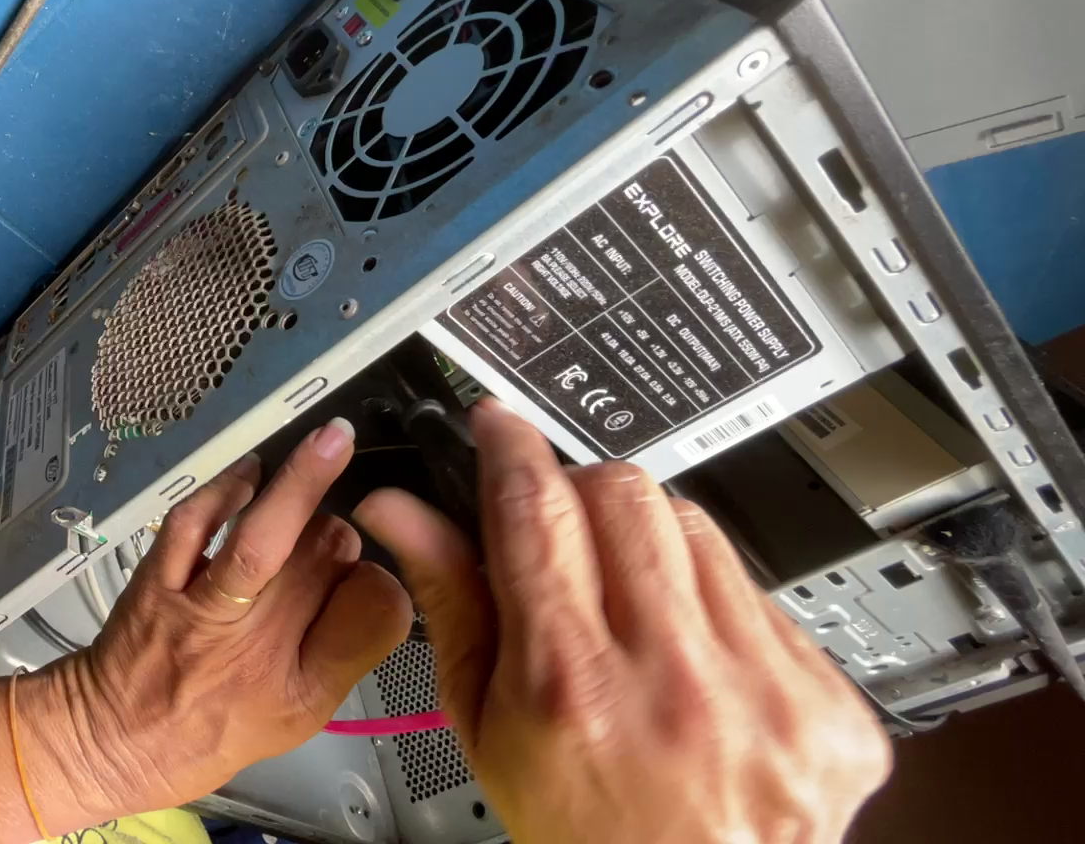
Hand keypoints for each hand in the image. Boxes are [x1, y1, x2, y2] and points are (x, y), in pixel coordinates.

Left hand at [20, 418, 412, 826]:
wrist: (114, 739)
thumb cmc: (210, 731)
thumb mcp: (293, 721)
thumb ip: (336, 651)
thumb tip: (366, 573)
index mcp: (303, 689)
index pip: (374, 613)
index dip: (380, 580)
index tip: (369, 571)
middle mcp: (257, 647)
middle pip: (321, 563)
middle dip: (336, 530)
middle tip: (329, 531)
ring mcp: (202, 610)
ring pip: (262, 539)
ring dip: (301, 482)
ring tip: (331, 441)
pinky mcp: (158, 580)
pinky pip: (193, 524)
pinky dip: (222, 489)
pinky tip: (252, 468)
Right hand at [355, 399, 891, 843]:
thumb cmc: (572, 820)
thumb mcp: (477, 711)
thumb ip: (444, 591)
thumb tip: (397, 509)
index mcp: (569, 681)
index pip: (534, 508)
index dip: (509, 445)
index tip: (498, 422)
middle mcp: (675, 677)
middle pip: (621, 491)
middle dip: (574, 485)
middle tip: (556, 523)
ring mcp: (766, 689)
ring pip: (689, 519)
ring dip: (638, 529)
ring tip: (621, 589)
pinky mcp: (829, 702)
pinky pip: (752, 580)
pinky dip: (701, 584)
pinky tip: (682, 639)